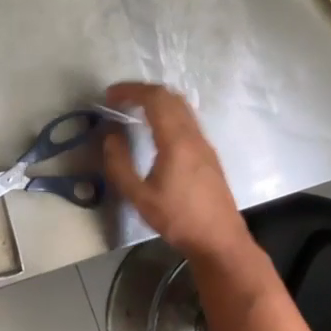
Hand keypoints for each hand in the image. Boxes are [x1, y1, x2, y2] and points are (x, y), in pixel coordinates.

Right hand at [102, 82, 250, 261]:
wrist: (220, 240)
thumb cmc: (178, 220)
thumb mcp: (140, 197)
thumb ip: (119, 165)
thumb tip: (110, 136)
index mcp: (176, 141)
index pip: (155, 99)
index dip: (130, 91)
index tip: (109, 95)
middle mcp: (193, 135)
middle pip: (170, 96)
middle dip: (142, 90)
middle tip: (119, 98)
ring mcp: (204, 143)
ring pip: (181, 106)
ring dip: (157, 99)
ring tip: (134, 108)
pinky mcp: (208, 153)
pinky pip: (187, 118)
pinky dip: (168, 111)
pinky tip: (155, 128)